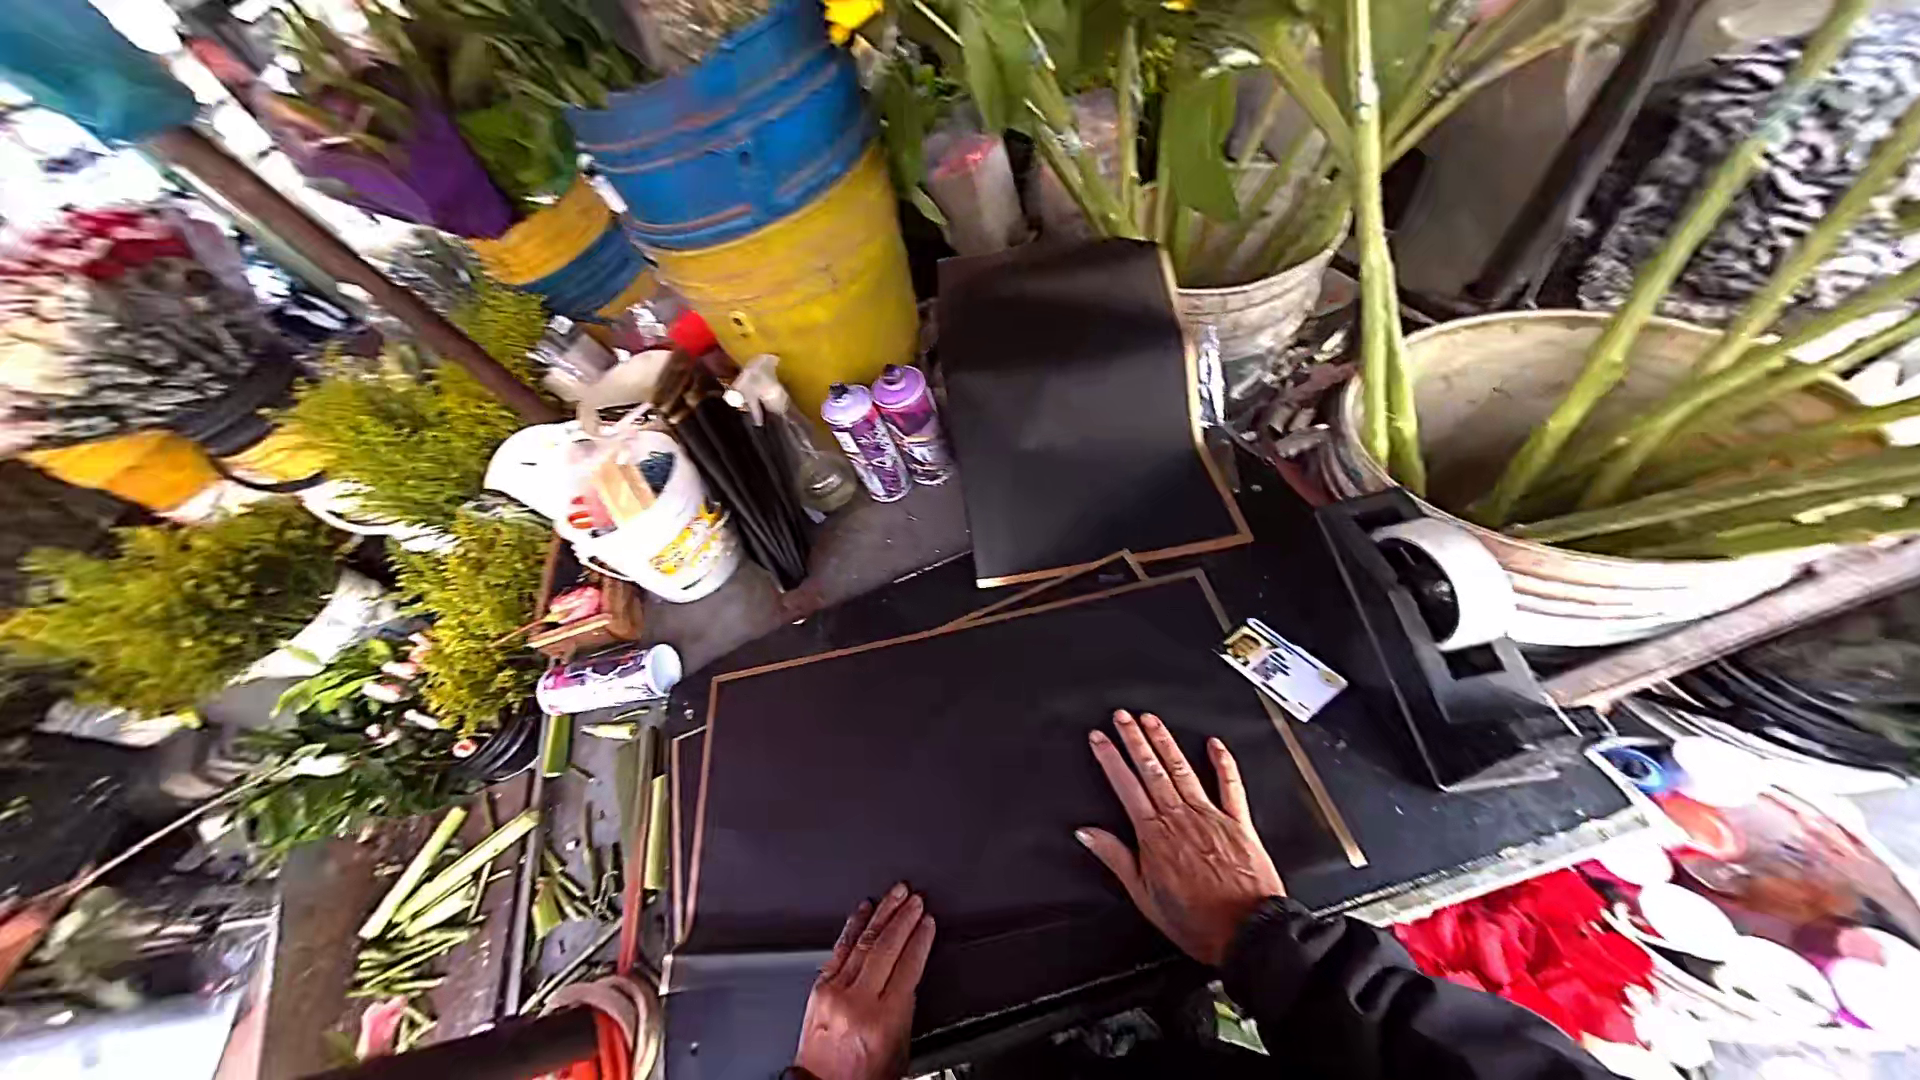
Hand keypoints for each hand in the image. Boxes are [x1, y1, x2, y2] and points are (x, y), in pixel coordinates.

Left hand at [792, 883, 936, 1079]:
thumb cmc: (864, 1078)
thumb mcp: (900, 1048)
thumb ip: (906, 1006)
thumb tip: (911, 968)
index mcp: (884, 1020)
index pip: (908, 965)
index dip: (920, 938)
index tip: (928, 921)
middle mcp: (858, 1002)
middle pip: (887, 946)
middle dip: (904, 917)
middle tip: (916, 899)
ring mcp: (836, 992)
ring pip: (865, 940)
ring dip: (884, 912)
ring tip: (897, 893)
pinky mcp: (819, 988)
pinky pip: (840, 947)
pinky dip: (854, 924)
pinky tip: (864, 908)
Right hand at [1077, 710, 1285, 966]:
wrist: (1249, 936)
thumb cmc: (1199, 920)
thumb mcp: (1144, 895)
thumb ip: (1115, 857)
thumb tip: (1087, 833)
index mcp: (1155, 835)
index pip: (1126, 785)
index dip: (1110, 758)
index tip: (1100, 738)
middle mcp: (1180, 818)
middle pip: (1151, 769)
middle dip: (1134, 739)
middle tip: (1122, 716)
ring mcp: (1210, 816)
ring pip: (1181, 769)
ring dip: (1164, 741)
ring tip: (1150, 719)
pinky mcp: (1238, 823)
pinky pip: (1230, 786)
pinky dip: (1223, 762)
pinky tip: (1214, 743)